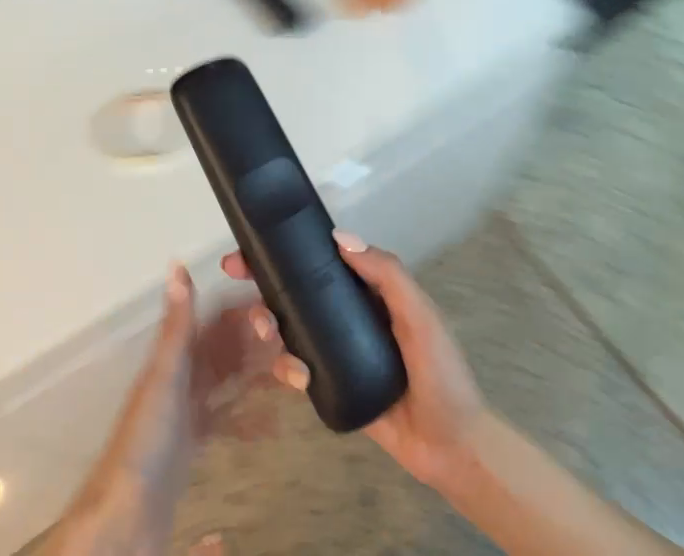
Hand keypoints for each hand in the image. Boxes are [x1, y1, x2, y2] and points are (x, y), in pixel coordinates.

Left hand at [43, 266, 276, 555]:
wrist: (129, 508)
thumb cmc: (147, 435)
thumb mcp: (165, 374)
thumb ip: (177, 324)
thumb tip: (178, 265)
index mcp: (175, 355)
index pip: (216, 318)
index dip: (245, 309)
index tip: (281, 304)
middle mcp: (183, 374)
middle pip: (228, 348)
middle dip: (261, 343)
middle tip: (299, 348)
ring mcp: (191, 406)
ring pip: (233, 380)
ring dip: (262, 376)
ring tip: (298, 378)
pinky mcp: (197, 437)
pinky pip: (230, 417)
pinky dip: (251, 417)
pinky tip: (274, 423)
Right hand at [221, 232, 489, 486]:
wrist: (449, 446)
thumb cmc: (440, 373)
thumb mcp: (420, 316)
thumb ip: (387, 275)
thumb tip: (340, 237)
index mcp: (373, 294)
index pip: (325, 262)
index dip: (290, 250)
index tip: (255, 244)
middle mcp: (351, 318)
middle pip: (298, 292)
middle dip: (264, 281)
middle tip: (235, 278)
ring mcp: (337, 353)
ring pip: (289, 329)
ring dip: (269, 323)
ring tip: (265, 332)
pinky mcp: (329, 386)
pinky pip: (296, 369)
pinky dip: (287, 368)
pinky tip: (298, 376)